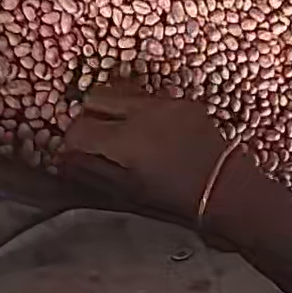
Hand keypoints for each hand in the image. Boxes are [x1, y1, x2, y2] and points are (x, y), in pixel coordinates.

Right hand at [58, 84, 245, 222]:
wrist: (225, 190)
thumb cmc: (175, 199)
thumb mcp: (130, 190)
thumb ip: (95, 171)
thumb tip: (67, 160)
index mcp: (125, 139)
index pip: (79, 129)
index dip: (70, 142)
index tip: (73, 153)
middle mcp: (141, 112)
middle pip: (95, 98)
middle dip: (88, 117)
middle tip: (93, 140)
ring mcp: (165, 103)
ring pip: (122, 93)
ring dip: (113, 109)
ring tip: (120, 135)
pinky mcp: (183, 103)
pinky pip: (150, 99)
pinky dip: (141, 111)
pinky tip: (151, 134)